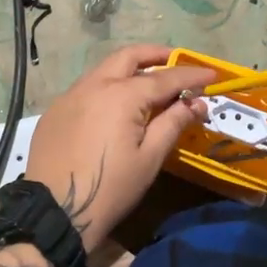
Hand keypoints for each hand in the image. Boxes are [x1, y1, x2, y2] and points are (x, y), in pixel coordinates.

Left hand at [25, 45, 215, 250]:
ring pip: (105, 68)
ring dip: (129, 68)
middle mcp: (94, 84)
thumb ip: (173, 123)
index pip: (165, 78)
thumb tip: (197, 104)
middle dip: (155, 55)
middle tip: (177, 61)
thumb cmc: (110, 187)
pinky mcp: (56, 109)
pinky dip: (108, 84)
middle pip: (129, 56)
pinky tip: (116, 103)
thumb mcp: (149, 158)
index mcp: (122, 94)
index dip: (191, 76)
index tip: (212, 74)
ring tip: (149, 80)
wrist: (55, 211)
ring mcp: (70, 95)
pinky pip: (87, 86)